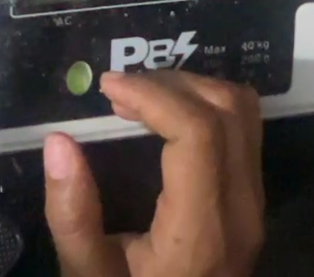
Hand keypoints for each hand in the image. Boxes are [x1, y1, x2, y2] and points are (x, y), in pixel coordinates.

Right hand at [43, 71, 264, 276]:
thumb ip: (72, 217)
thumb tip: (58, 142)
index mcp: (203, 230)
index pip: (198, 131)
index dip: (153, 94)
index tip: (108, 88)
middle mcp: (242, 209)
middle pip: (224, 109)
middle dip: (167, 83)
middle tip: (118, 93)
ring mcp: (255, 202)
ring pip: (241, 110)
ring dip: (190, 87)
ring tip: (140, 99)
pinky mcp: (253, 197)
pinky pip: (242, 126)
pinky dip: (206, 102)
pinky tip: (166, 115)